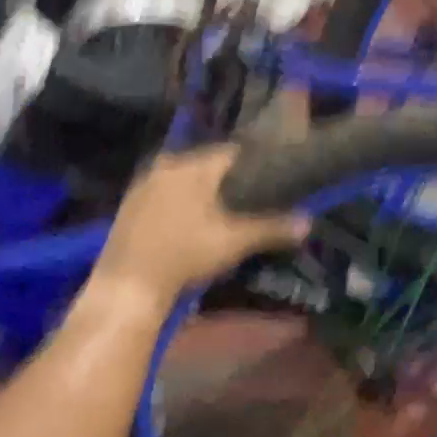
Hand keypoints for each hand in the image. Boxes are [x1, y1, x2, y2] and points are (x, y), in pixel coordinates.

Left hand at [91, 146, 308, 304]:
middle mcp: (166, 165)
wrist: (129, 283)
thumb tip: (308, 222)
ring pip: (182, 179)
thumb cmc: (186, 255)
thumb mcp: (234, 243)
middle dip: (226, 179)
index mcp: (193, 167)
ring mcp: (143, 183)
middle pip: (205, 164)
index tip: (268, 177)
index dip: (253, 163)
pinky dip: (177, 203)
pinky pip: (162, 194)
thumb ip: (271, 229)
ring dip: (199, 191)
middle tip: (246, 199)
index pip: (231, 152)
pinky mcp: (129, 204)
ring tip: (218, 212)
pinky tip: (185, 224)